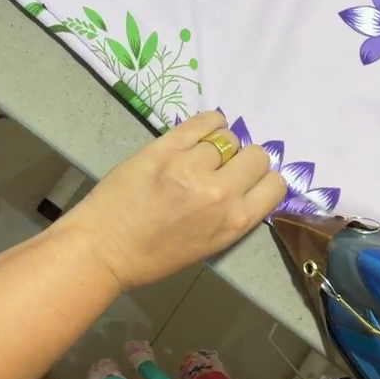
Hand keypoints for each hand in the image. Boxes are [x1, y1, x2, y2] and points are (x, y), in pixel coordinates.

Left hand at [55, 111, 285, 291]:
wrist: (104, 248)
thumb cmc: (153, 256)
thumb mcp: (208, 244)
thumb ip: (231, 214)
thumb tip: (243, 184)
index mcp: (233, 222)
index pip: (275, 185)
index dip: (261, 180)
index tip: (247, 181)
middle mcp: (220, 193)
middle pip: (256, 155)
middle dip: (244, 160)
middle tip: (222, 168)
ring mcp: (191, 166)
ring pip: (227, 137)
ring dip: (218, 145)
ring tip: (199, 156)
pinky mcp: (166, 147)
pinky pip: (204, 121)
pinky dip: (209, 122)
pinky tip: (201, 131)